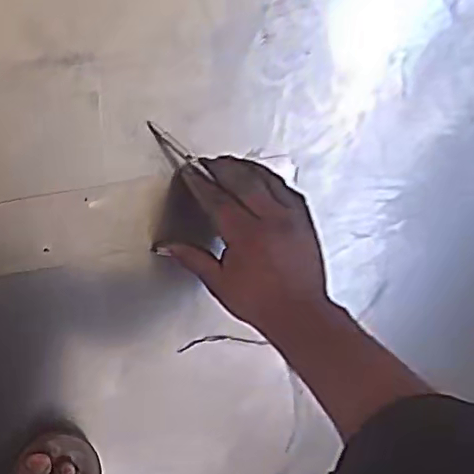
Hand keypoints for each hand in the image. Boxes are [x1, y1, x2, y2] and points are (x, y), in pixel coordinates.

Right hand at [157, 156, 332, 335]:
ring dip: (247, 168)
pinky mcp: (305, 221)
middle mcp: (272, 221)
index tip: (190, 173)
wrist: (299, 312)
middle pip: (244, 181)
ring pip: (268, 180)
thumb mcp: (218, 281)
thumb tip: (169, 247)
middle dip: (223, 167)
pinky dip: (270, 179)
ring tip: (232, 162)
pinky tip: (263, 178)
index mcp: (247, 235)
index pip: (219, 199)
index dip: (201, 183)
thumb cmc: (261, 302)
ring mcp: (292, 218)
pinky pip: (286, 189)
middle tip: (208, 161)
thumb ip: (192, 258)